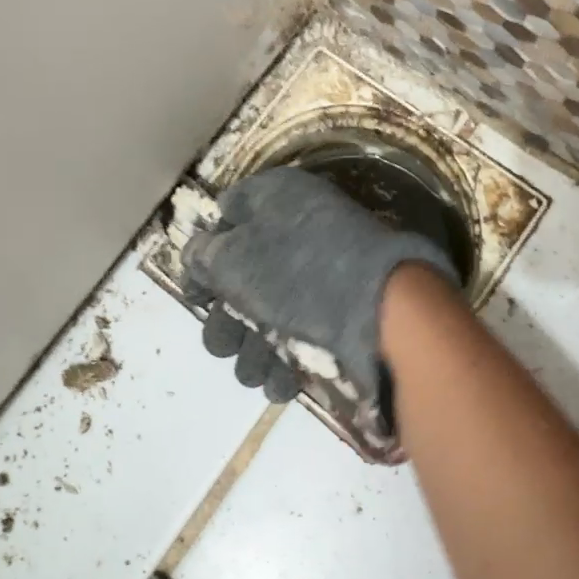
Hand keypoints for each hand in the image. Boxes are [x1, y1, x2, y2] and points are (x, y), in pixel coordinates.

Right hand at [181, 166, 459, 403]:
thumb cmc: (298, 275)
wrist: (382, 313)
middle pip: (244, 274)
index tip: (196, 291)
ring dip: (252, 349)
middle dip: (228, 317)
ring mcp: (322, 275)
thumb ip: (205, 256)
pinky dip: (286, 362)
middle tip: (226, 341)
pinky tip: (283, 379)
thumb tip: (196, 252)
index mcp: (277, 199)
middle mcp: (299, 230)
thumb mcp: (234, 259)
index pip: (229, 216)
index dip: (205, 255)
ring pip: (269, 315)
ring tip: (256, 367)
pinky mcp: (339, 315)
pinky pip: (300, 337)